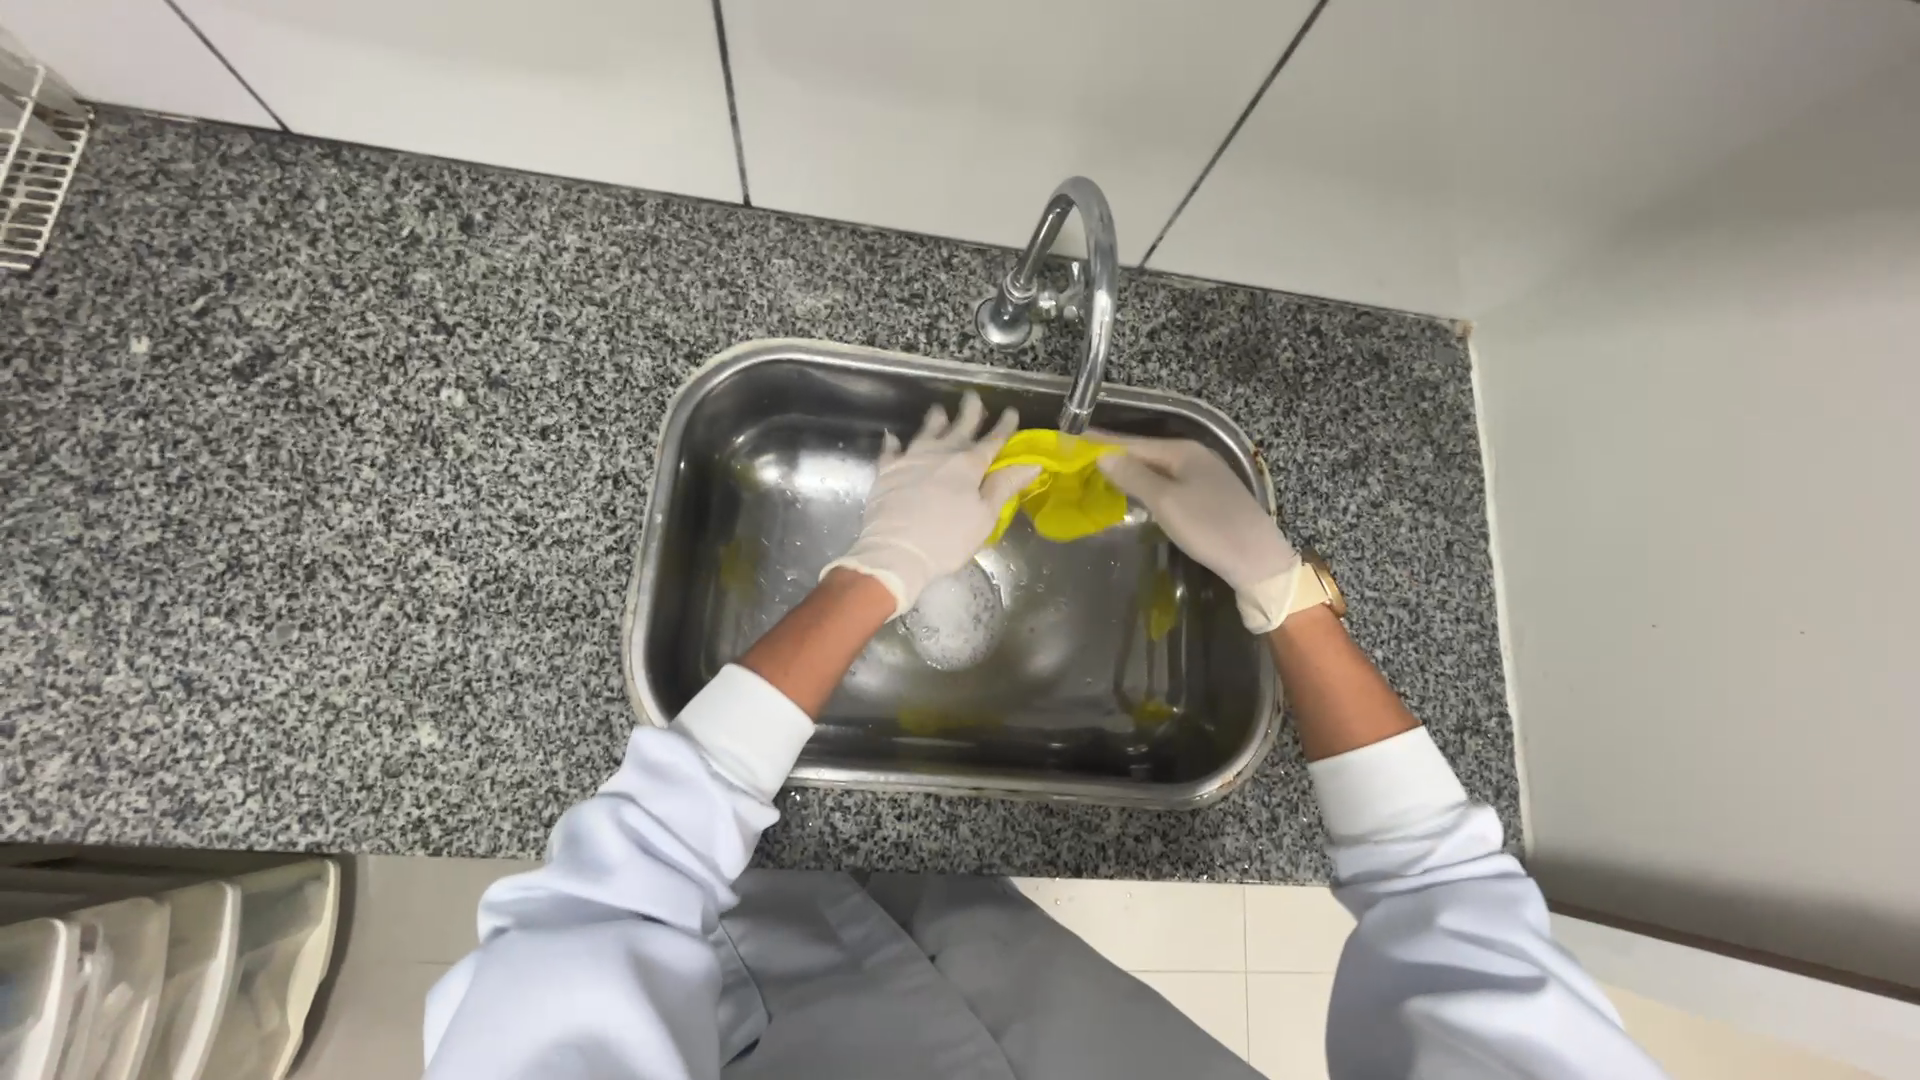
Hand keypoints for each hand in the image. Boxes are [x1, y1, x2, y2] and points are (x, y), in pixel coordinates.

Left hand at [824, 392, 1039, 616]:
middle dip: (970, 412)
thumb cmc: (947, 538)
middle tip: (973, 396)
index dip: (1004, 427)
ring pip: (926, 432)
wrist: (896, 550)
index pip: (992, 441)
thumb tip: (1032, 464)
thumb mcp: (985, 516)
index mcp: (968, 465)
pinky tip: (893, 436)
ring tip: (939, 409)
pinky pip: (890, 450)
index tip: (1011, 412)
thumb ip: (1005, 486)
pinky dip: (894, 442)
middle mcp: (940, 454)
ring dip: (935, 420)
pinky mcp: (887, 470)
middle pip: (959, 427)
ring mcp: (911, 459)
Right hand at [1095, 435, 1301, 632]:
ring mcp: (1203, 475)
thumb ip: (1134, 477)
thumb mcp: (1166, 502)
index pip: (1131, 442)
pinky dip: (1145, 484)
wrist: (1258, 559)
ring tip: (1097, 474)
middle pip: (1144, 452)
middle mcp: (1193, 456)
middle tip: (1078, 459)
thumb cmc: (1210, 528)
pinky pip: (1167, 482)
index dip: (1101, 441)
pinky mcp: (1207, 495)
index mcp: (1182, 451)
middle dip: (1112, 454)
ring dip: (1127, 470)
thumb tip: (1102, 455)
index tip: (1072, 438)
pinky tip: (1133, 492)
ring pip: (1155, 468)